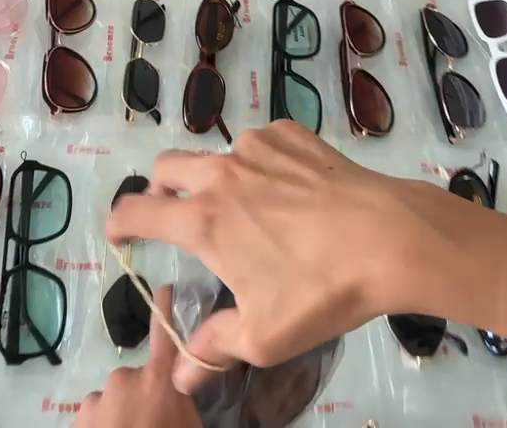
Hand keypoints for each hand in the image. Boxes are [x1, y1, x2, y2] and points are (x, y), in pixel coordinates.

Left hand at [75, 286, 201, 426]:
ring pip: (114, 400)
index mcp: (156, 380)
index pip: (164, 333)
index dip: (164, 309)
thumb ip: (184, 399)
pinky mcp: (77, 416)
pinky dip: (102, 425)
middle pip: (137, 379)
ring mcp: (96, 398)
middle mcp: (123, 379)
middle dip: (143, 396)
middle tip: (151, 420)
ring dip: (121, 413)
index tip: (165, 286)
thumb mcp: (189, 425)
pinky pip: (95, 415)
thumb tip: (182, 380)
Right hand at [106, 121, 470, 393]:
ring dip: (215, 179)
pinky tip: (289, 190)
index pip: (137, 211)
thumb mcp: (265, 336)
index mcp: (203, 220)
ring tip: (249, 209)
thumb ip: (214, 348)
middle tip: (175, 216)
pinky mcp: (290, 134)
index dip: (118, 222)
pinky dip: (259, 165)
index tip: (118, 233)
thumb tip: (180, 373)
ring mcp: (256, 146)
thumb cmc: (320, 288)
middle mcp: (220, 173)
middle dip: (159, 190)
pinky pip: (260, 144)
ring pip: (216, 155)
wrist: (388, 237)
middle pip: (166, 168)